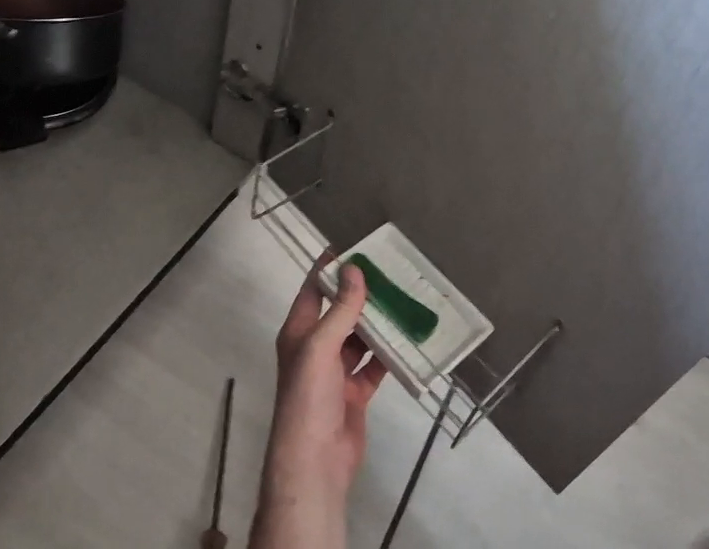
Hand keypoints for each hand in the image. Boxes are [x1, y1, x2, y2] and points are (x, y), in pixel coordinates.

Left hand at [265, 258, 387, 496]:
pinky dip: (390, 354)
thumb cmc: (308, 397)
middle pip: (340, 312)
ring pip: (360, 338)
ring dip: (379, 323)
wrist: (315, 461)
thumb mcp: (320, 347)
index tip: (356, 246)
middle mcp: (316, 347)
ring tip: (406, 300)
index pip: (313, 289)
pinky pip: (374, 365)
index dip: (331, 268)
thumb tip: (354, 270)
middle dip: (362, 294)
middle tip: (392, 272)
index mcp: (298, 332)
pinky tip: (409, 340)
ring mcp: (336, 371)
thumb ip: (339, 310)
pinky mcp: (356, 392)